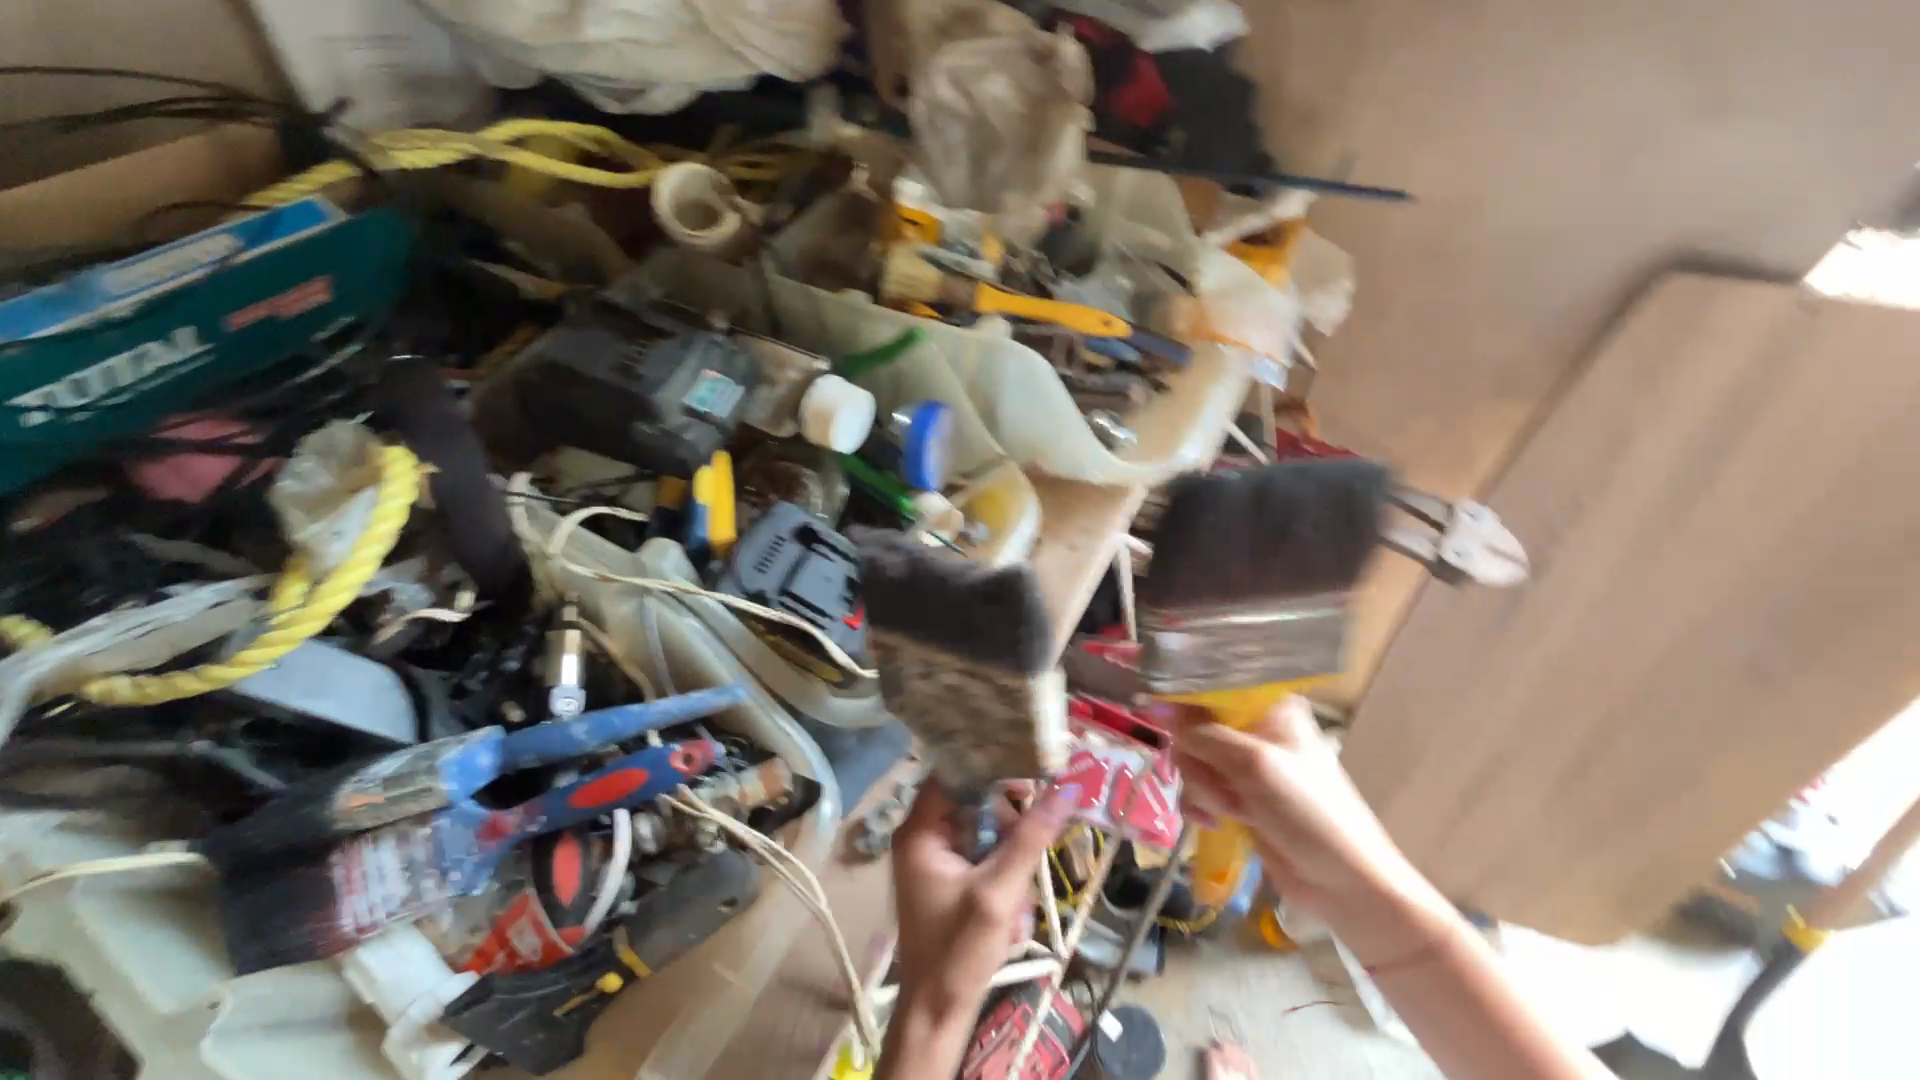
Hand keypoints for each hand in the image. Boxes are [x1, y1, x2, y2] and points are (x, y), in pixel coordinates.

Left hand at [889, 779, 1076, 1019]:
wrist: (936, 1012)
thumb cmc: (958, 951)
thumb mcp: (998, 891)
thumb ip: (1030, 837)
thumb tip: (1067, 787)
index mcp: (919, 830)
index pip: (955, 773)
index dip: (993, 770)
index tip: (1032, 778)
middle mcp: (923, 837)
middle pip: (976, 803)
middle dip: (1008, 831)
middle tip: (1026, 862)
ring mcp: (936, 860)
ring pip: (987, 834)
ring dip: (1011, 862)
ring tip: (1015, 904)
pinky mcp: (950, 880)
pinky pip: (985, 859)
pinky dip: (1004, 880)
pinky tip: (1010, 916)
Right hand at [1158, 695, 1454, 962]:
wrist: (1344, 883)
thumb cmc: (1310, 813)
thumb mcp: (1254, 765)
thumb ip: (1202, 734)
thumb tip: (1154, 705)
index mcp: (1270, 708)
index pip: (1213, 687)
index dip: (1183, 700)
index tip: (1160, 716)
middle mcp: (1256, 731)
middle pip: (1194, 727)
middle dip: (1198, 760)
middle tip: (1220, 782)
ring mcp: (1246, 768)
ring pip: (1192, 761)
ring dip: (1202, 789)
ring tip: (1230, 811)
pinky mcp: (1238, 799)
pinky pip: (1198, 790)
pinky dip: (1201, 806)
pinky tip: (1215, 823)